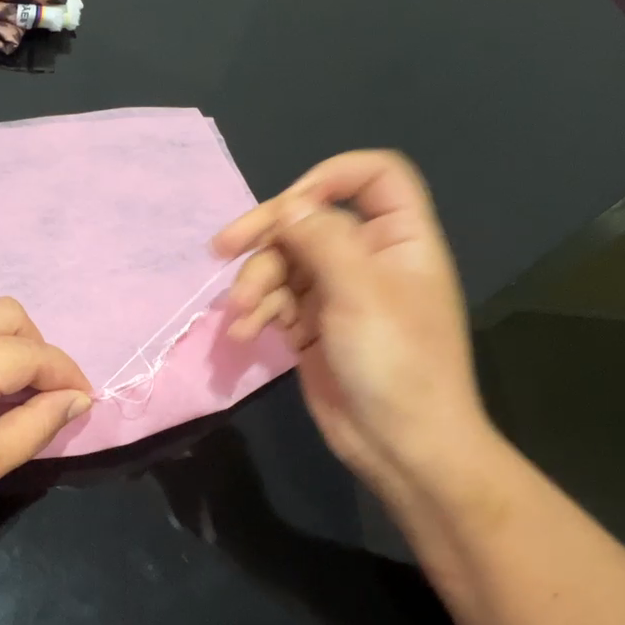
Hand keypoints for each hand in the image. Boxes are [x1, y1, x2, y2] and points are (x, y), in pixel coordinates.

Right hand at [211, 151, 490, 487]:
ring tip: (240, 315)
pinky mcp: (311, 327)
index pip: (373, 177)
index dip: (330, 177)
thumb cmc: (396, 363)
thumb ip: (323, 240)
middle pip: (309, 221)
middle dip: (266, 235)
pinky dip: (256, 312)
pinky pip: (275, 302)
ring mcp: (337, 293)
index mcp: (399, 239)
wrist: (402, 446)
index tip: (289, 206)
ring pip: (284, 263)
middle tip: (222, 248)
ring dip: (255, 283)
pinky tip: (242, 332)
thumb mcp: (362, 292)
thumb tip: (287, 206)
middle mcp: (368, 258)